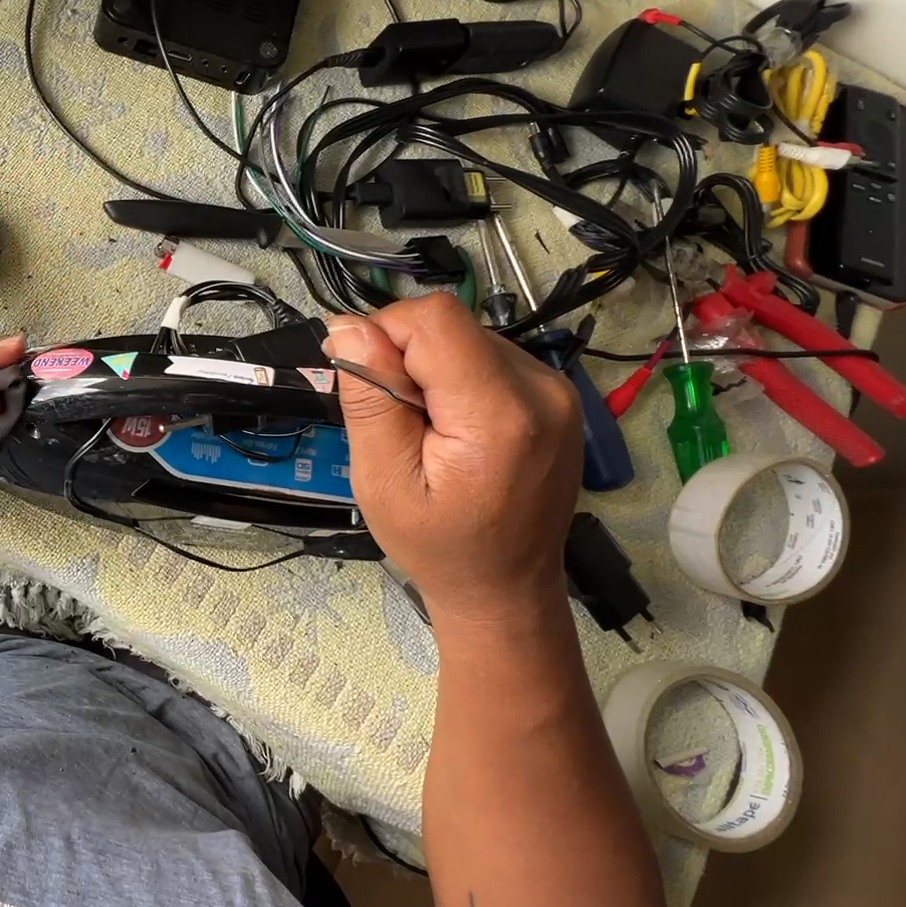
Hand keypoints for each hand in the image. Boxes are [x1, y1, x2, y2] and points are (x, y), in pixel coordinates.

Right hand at [323, 294, 581, 626]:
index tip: (360, 379)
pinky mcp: (554, 395)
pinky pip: (484, 356)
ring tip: (420, 428)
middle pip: (448, 326)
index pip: (433, 320)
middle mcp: (540, 388)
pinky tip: (446, 426)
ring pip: (463, 337)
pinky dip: (450, 378)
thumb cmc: (435, 544)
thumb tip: (349, 328)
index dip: (383, 334)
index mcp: (499, 413)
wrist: (504, 586)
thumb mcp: (382, 479)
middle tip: (390, 419)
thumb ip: (370, 399)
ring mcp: (555, 390)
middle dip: (402, 357)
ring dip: (425, 368)